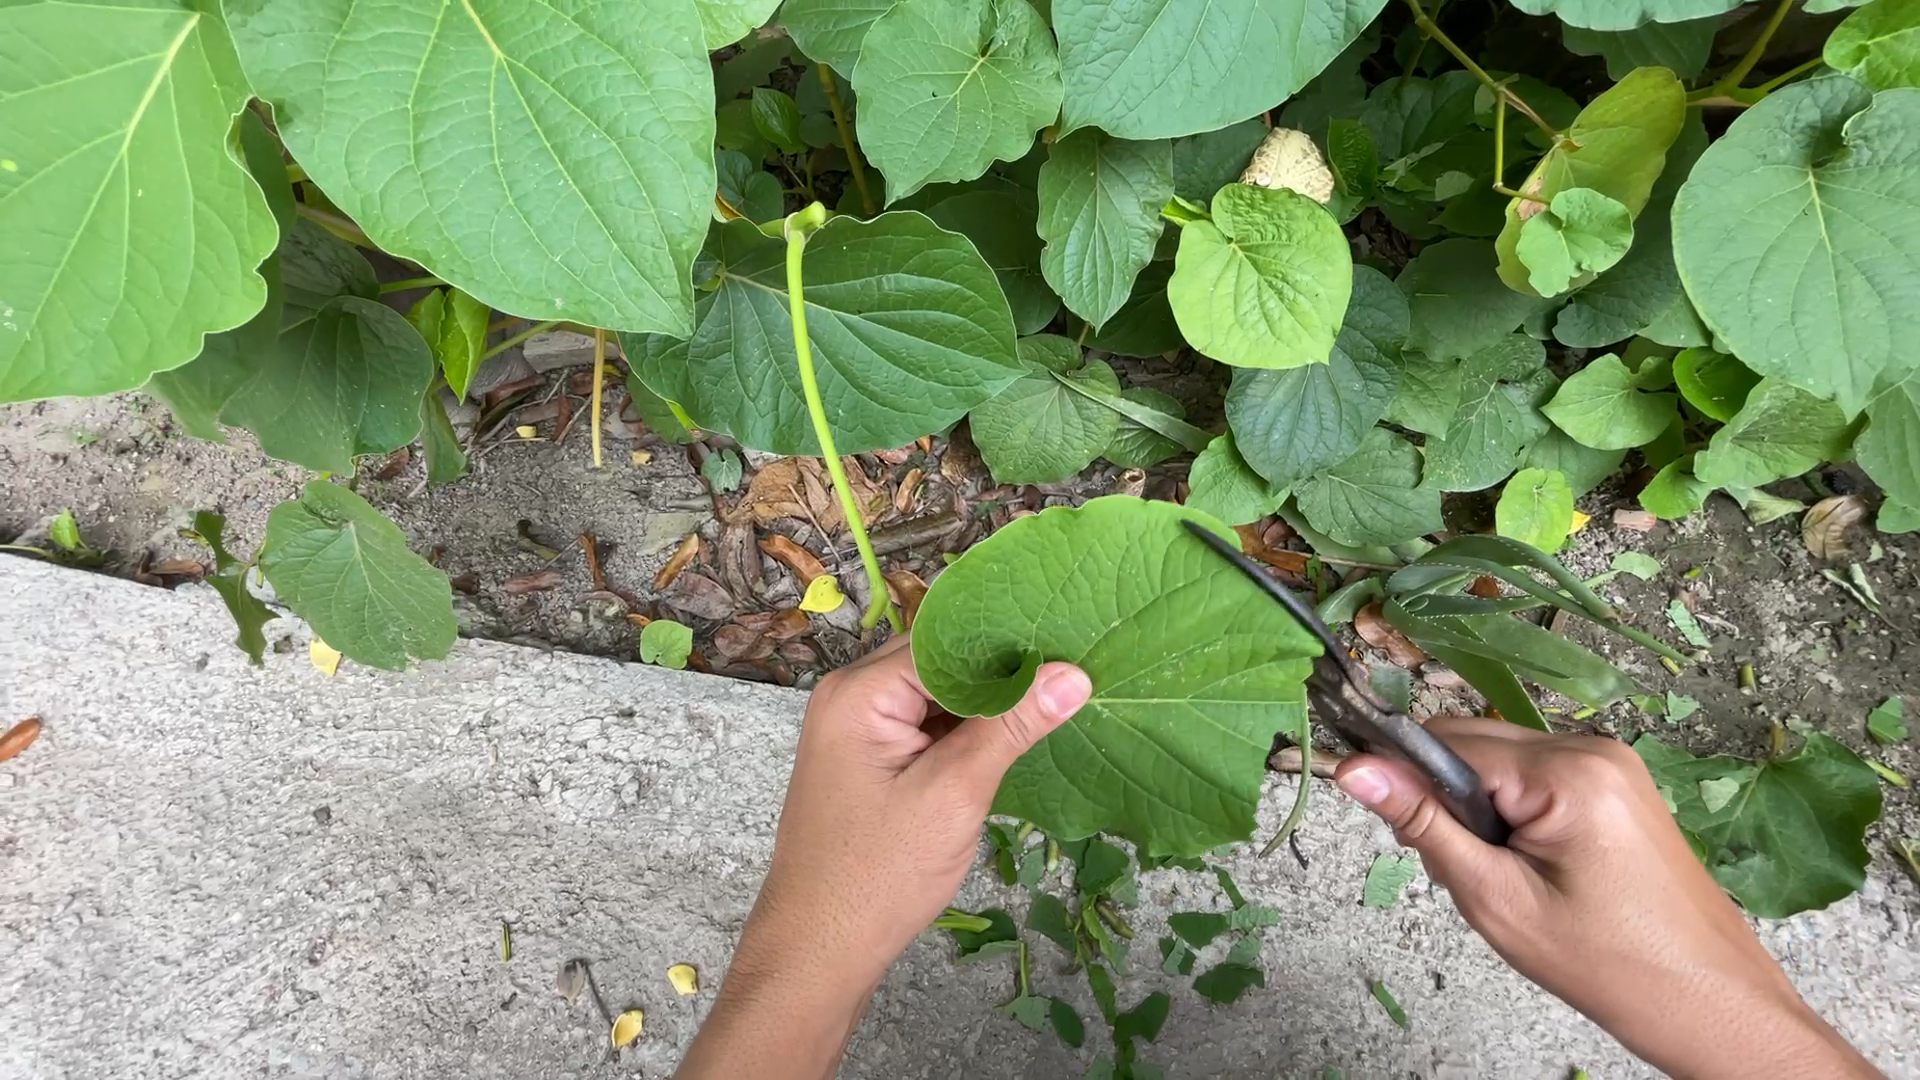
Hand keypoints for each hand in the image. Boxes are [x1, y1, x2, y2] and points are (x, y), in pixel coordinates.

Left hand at [676, 635, 1091, 1079]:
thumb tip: (1073, 673)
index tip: (1066, 645)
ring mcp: (857, 726)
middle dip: (998, 669)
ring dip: (983, 700)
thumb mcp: (955, 793)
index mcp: (859, 691)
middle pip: (937, 661)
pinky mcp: (869, 755)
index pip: (944, 643)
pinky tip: (1008, 732)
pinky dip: (962, 726)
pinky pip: (924, 721)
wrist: (817, 953)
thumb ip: (1011, 726)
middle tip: (1067, 668)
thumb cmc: (879, 874)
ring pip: (934, 692)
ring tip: (1050, 693)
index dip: (1005, 644)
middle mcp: (851, 694)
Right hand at [1334, 718, 1879, 1079]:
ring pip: (1490, 756)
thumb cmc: (1606, 965)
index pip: (1444, 742)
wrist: (1721, 1016)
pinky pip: (1522, 770)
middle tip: (1455, 862)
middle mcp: (1588, 746)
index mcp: (1567, 771)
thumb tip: (1349, 767)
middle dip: (1441, 794)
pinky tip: (1517, 855)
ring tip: (1492, 866)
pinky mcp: (1611, 779)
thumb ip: (1419, 822)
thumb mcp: (1493, 897)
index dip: (1409, 781)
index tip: (1405, 833)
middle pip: (1467, 743)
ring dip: (1469, 802)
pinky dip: (1500, 805)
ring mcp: (1606, 760)